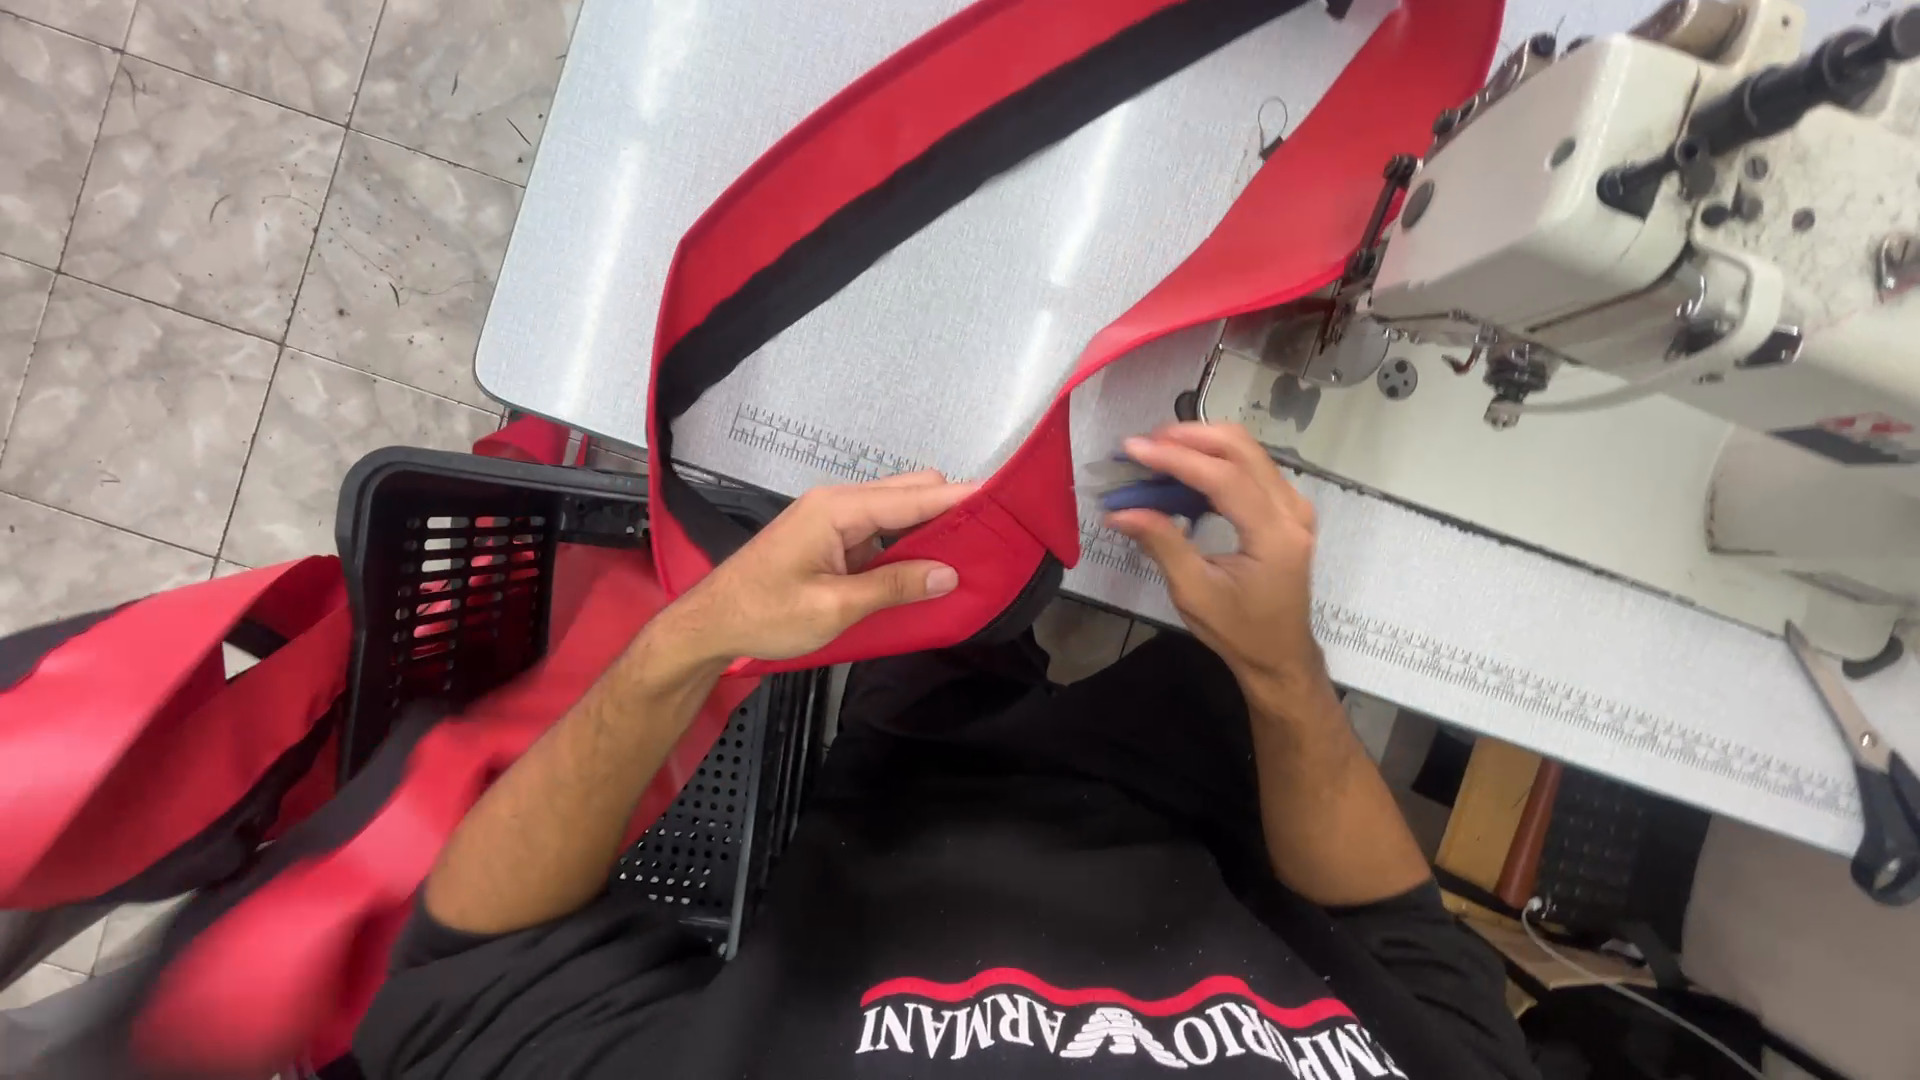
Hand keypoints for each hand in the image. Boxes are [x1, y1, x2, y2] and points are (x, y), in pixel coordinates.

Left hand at [658, 470, 975, 663]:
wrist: (711, 625)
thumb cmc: (763, 614)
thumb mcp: (833, 608)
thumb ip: (893, 587)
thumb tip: (947, 574)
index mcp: (837, 509)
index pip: (912, 496)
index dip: (958, 497)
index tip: (999, 499)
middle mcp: (838, 503)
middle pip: (908, 492)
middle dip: (949, 509)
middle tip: (987, 536)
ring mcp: (834, 520)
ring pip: (897, 511)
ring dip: (929, 529)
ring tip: (967, 552)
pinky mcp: (832, 539)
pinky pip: (881, 532)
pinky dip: (907, 545)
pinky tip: (928, 567)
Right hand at [1105, 423, 1327, 711]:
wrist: (1279, 654)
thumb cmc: (1238, 630)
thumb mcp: (1193, 592)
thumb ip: (1161, 543)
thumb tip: (1119, 511)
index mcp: (1274, 534)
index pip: (1224, 477)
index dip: (1176, 458)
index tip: (1133, 449)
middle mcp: (1291, 510)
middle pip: (1240, 448)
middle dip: (1187, 437)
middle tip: (1143, 444)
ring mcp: (1292, 505)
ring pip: (1245, 451)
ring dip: (1198, 444)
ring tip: (1154, 453)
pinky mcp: (1284, 508)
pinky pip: (1248, 467)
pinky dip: (1211, 460)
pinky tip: (1179, 471)